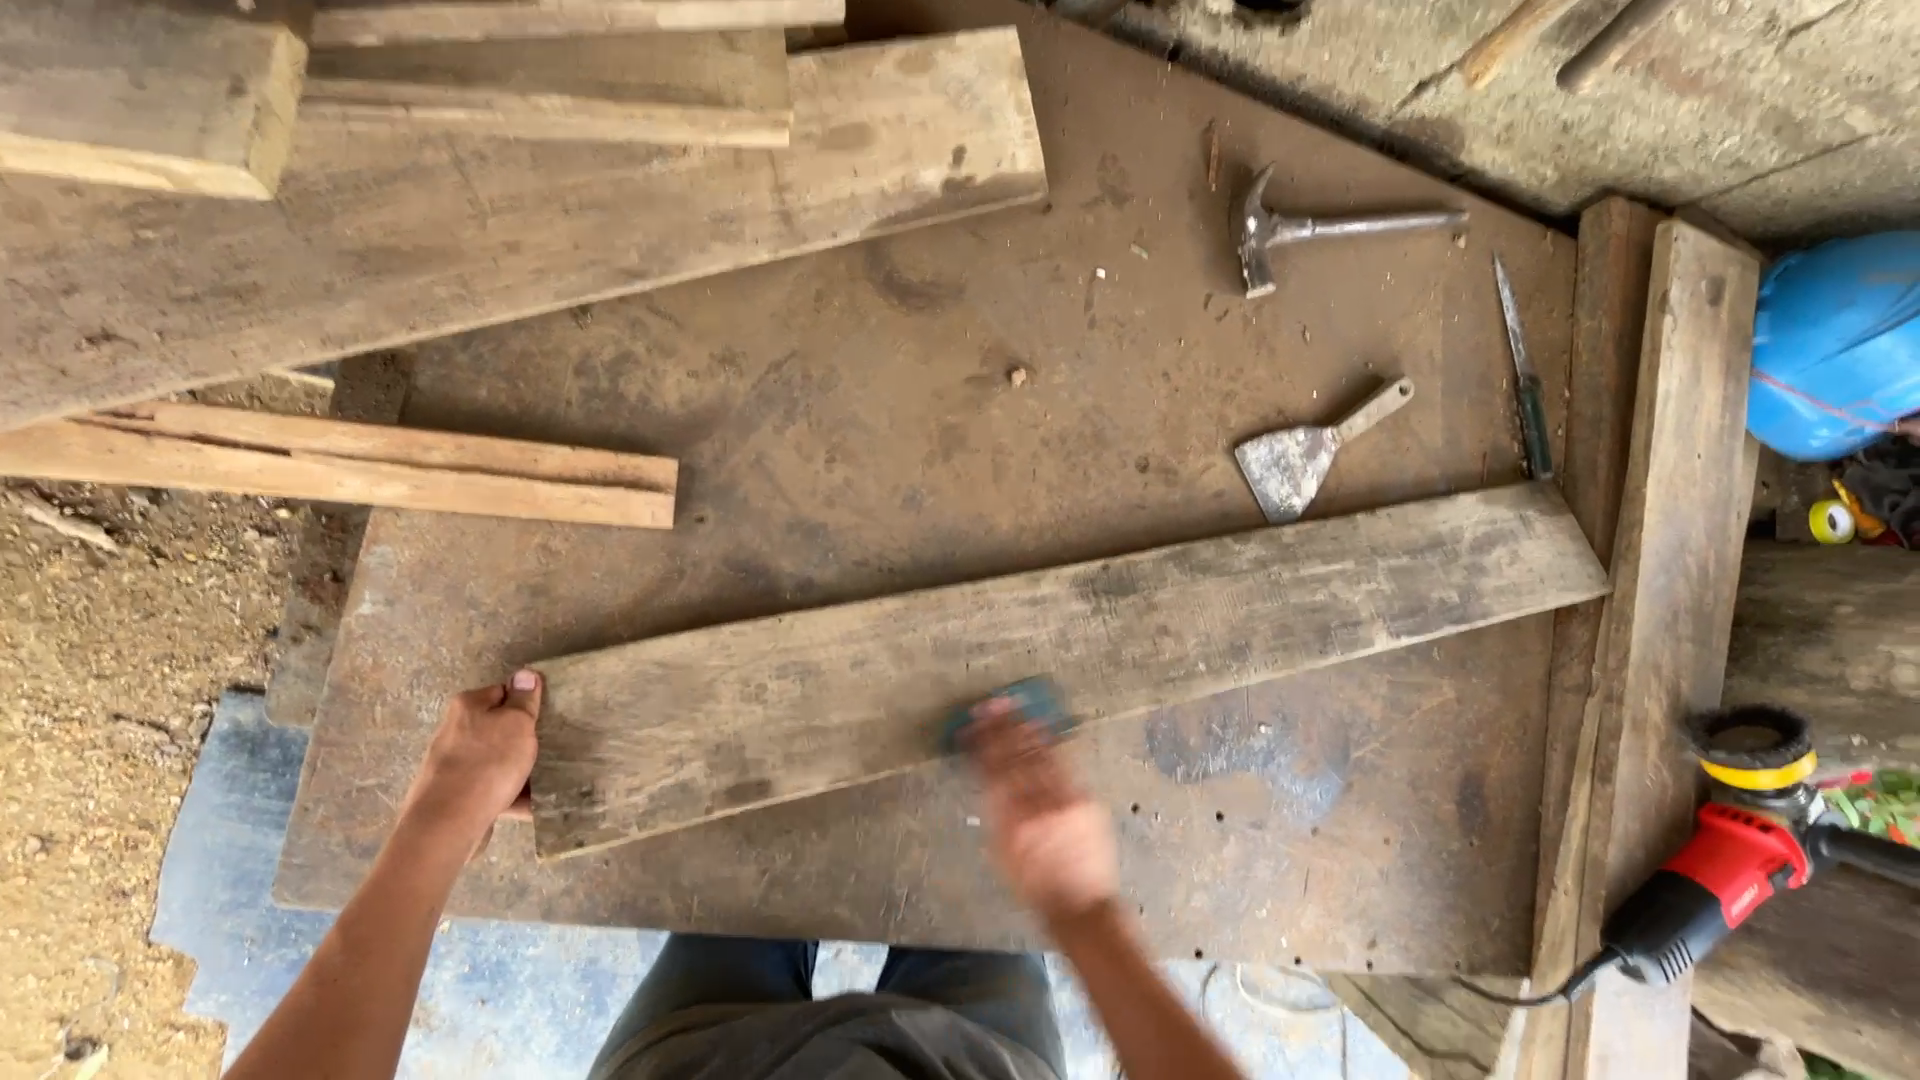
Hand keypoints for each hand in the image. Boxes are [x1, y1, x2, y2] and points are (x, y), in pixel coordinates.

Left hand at [398, 670, 541, 860]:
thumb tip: (524, 673)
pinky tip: (536, 804)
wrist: (447, 824)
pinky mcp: (456, 793)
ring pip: (497, 759)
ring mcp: (453, 764)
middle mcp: (455, 730)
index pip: (505, 692)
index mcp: (467, 706)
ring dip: (520, 768)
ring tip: (549, 778)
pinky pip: (493, 787)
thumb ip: (524, 699)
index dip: (527, 704)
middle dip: (524, 738)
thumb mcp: (517, 723)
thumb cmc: (488, 764)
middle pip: (500, 727)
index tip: (547, 718)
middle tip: (551, 747)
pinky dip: (513, 793)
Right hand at [965, 699, 1119, 927]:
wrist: (1080, 903)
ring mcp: (1064, 801)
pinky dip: (1050, 743)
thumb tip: (987, 781)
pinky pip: (1064, 764)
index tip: (973, 726)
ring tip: (1013, 707)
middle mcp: (1037, 806)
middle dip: (1001, 727)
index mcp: (1009, 820)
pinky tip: (1041, 729)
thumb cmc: (1033, 885)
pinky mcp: (1084, 800)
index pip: (991, 770)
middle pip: (1014, 755)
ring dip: (1024, 727)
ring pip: (1040, 754)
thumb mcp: (999, 852)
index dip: (981, 743)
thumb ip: (994, 813)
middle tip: (991, 705)